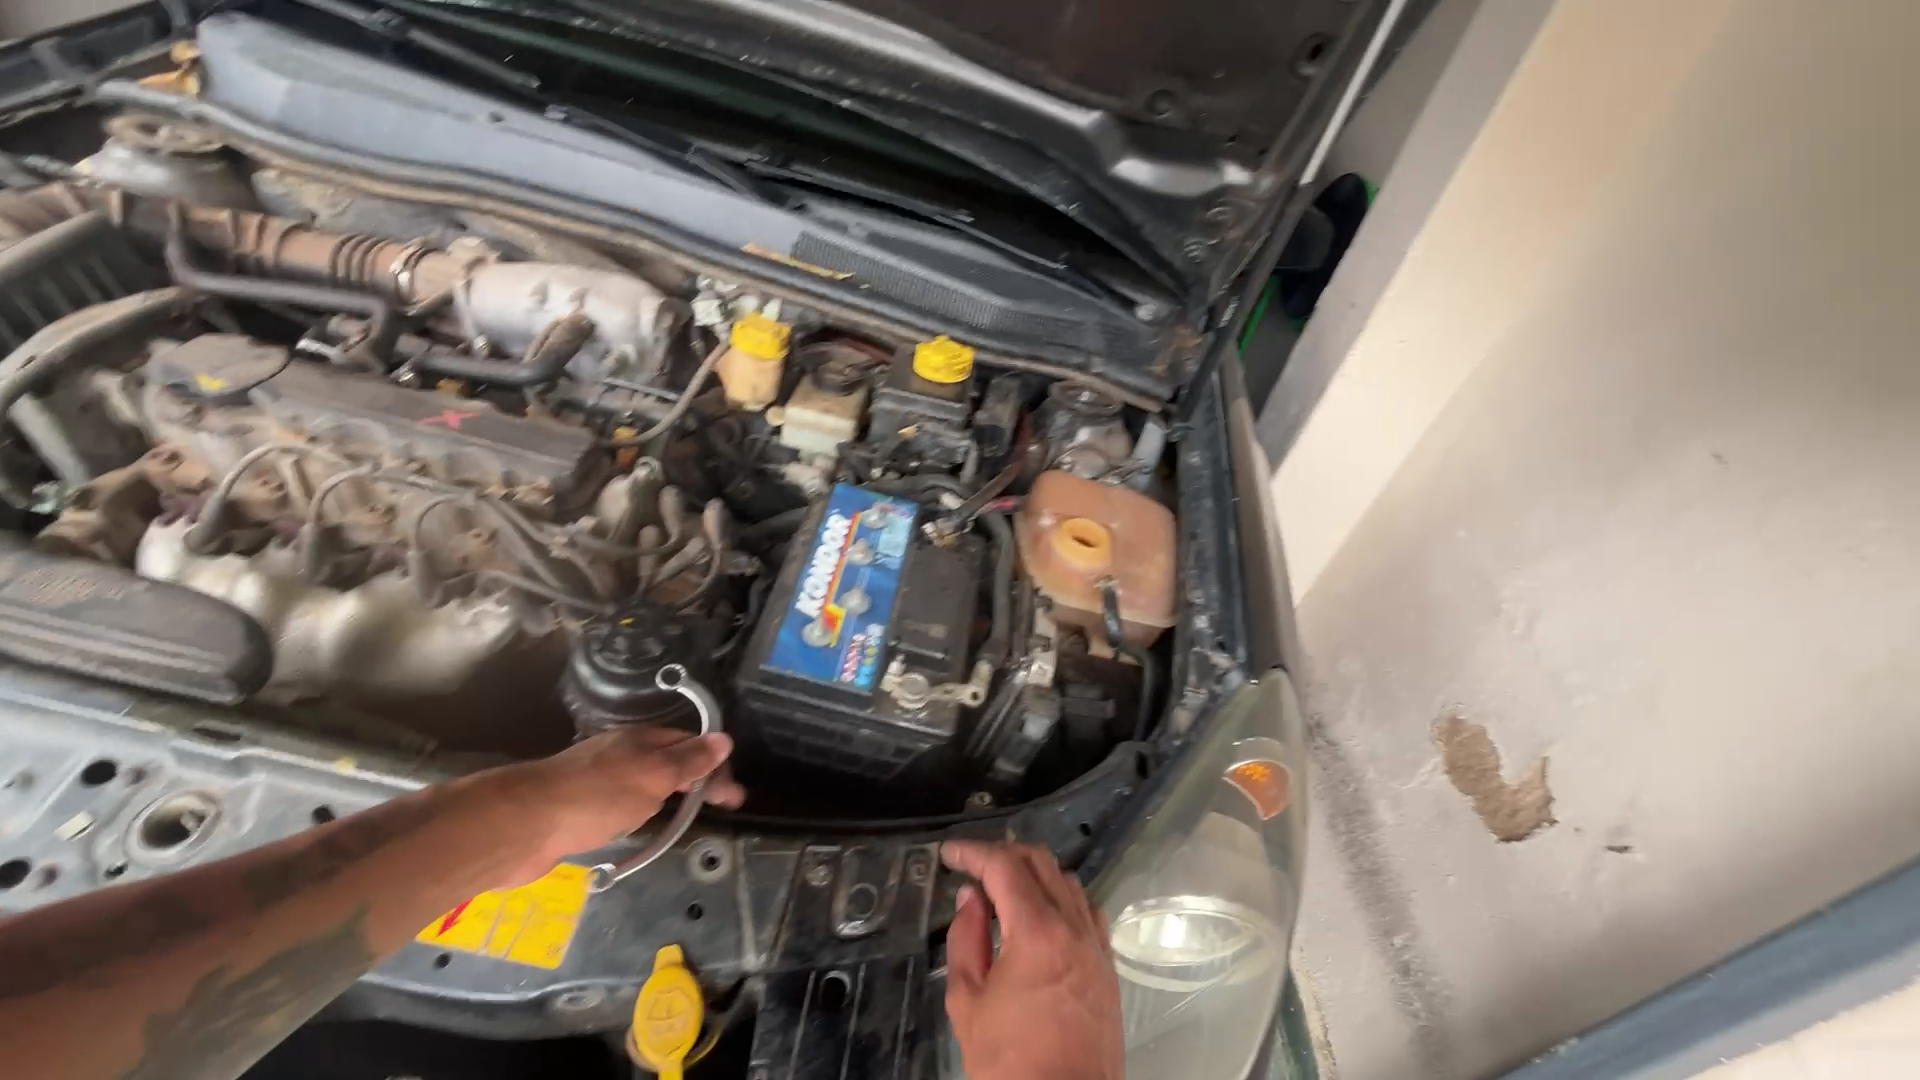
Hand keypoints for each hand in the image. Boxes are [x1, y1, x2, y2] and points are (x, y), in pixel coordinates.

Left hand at [472, 726, 743, 886]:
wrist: (521, 825)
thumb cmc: (596, 796)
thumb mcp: (654, 776)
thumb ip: (689, 761)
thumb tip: (724, 738)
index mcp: (642, 741)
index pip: (691, 744)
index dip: (716, 766)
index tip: (733, 797)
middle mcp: (621, 754)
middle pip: (669, 762)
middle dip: (696, 781)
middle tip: (718, 809)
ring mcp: (597, 780)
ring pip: (644, 783)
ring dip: (667, 797)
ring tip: (684, 820)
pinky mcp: (577, 808)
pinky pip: (621, 805)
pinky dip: (640, 813)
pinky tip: (638, 829)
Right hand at [942, 840, 1123, 1079]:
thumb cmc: (1009, 1063)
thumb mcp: (968, 1003)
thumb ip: (966, 940)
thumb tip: (970, 898)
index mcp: (1036, 931)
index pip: (1003, 867)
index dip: (973, 852)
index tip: (950, 853)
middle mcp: (1073, 926)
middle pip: (1039, 863)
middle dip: (1003, 854)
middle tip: (973, 865)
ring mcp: (1096, 944)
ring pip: (1067, 881)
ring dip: (1034, 872)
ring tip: (1004, 885)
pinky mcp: (1108, 965)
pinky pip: (1088, 910)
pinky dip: (1063, 897)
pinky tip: (1045, 911)